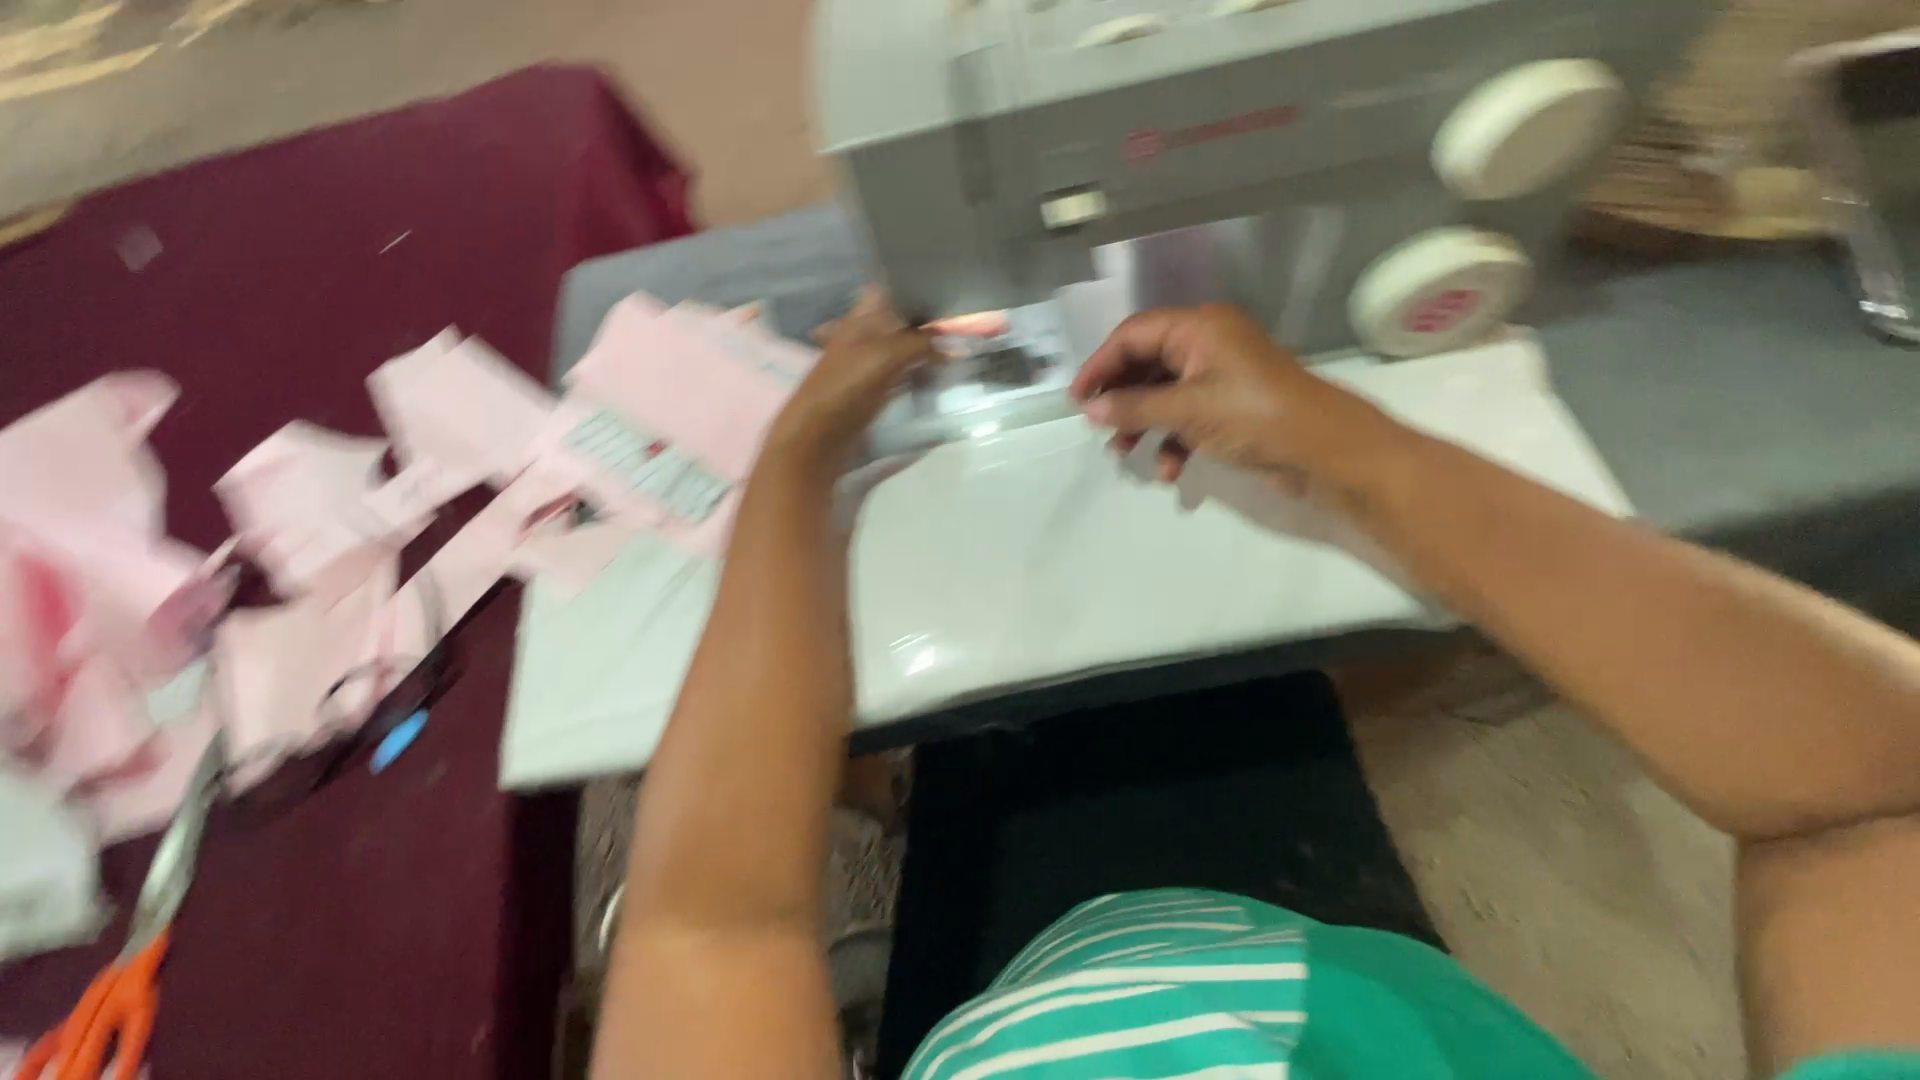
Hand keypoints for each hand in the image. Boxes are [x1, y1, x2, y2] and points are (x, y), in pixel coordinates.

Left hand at [768, 290, 938, 468]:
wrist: (817, 438)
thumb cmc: (844, 388)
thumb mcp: (884, 356)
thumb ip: (918, 343)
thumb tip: (953, 345)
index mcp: (859, 320)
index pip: (890, 294)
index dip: (915, 294)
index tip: (947, 301)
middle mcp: (863, 337)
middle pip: (900, 324)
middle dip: (926, 326)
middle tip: (960, 331)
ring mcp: (867, 366)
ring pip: (902, 350)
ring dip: (925, 353)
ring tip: (955, 354)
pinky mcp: (872, 392)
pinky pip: (901, 376)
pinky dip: (918, 375)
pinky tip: (936, 378)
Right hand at [1070, 304, 1402, 494]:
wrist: (1326, 451)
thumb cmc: (1255, 416)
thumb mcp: (1187, 411)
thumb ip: (1134, 408)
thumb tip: (1091, 410)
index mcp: (1199, 327)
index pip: (1133, 334)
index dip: (1100, 365)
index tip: (1076, 399)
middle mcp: (1208, 344)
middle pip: (1147, 363)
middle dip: (1121, 398)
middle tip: (1097, 426)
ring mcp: (1221, 376)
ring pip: (1164, 393)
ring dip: (1142, 424)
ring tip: (1123, 453)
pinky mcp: (1231, 407)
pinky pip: (1188, 417)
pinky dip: (1173, 441)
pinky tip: (1169, 473)